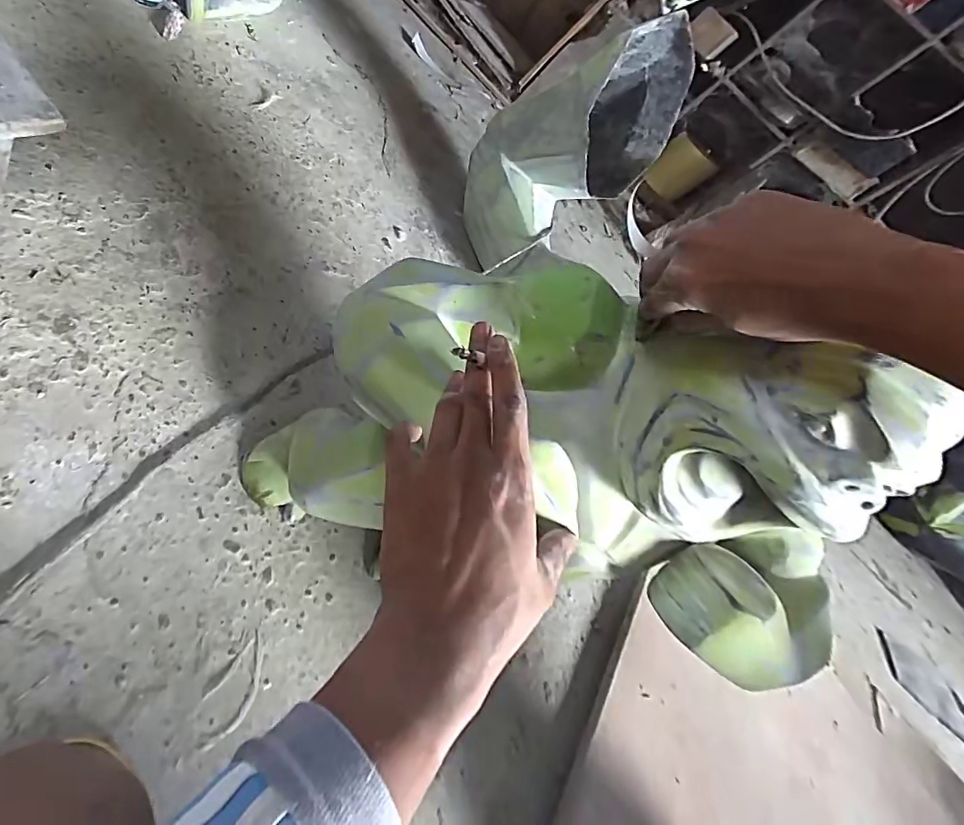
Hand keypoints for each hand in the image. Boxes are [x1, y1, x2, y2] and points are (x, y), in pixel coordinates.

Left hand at [313, 323, 573, 819]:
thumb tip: (564, 534)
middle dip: (478, 362)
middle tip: (478, 336)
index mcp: (513, 480)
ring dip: (451, 392)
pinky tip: (412, 428)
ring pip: (444, 414)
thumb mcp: (542, 580)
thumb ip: (553, 548)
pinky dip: (408, 431)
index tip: (501, 342)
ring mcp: (432, 470)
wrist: (437, 627)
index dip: (506, 369)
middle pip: (476, 398)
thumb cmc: (499, 607)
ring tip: (457, 375)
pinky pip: (402, 442)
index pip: (512, 408)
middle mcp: (473, 463)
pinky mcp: (399, 484)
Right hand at [639, 191, 926, 340]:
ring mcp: (723, 215)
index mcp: (682, 278)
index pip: (653, 295)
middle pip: (662, 258)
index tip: (658, 317)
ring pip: (693, 233)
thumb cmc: (798, 314)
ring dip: (695, 250)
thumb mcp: (738, 326)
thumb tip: (678, 319)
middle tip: (679, 290)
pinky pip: (729, 217)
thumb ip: (699, 318)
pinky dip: (731, 232)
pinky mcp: (755, 200)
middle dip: (665, 275)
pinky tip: (756, 245)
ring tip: (716, 264)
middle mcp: (691, 241)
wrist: (868, 279)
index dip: (655, 309)